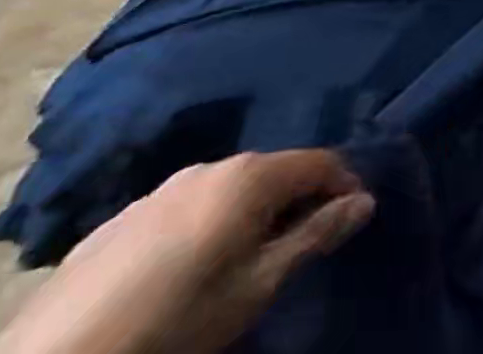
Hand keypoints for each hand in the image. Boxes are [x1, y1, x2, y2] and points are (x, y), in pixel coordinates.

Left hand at [0, 150, 374, 353]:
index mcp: (249, 176)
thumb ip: (316, 235)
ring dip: (252, 211)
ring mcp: (158, 190)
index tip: (350, 221)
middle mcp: (208, 167)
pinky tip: (186, 268)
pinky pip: (185, 208)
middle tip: (301, 243)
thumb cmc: (176, 322)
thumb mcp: (259, 285)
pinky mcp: (118, 220)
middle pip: (275, 170)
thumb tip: (364, 201)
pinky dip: (205, 224)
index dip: (345, 186)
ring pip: (228, 188)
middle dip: (298, 198)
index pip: (321, 161)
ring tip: (245, 257)